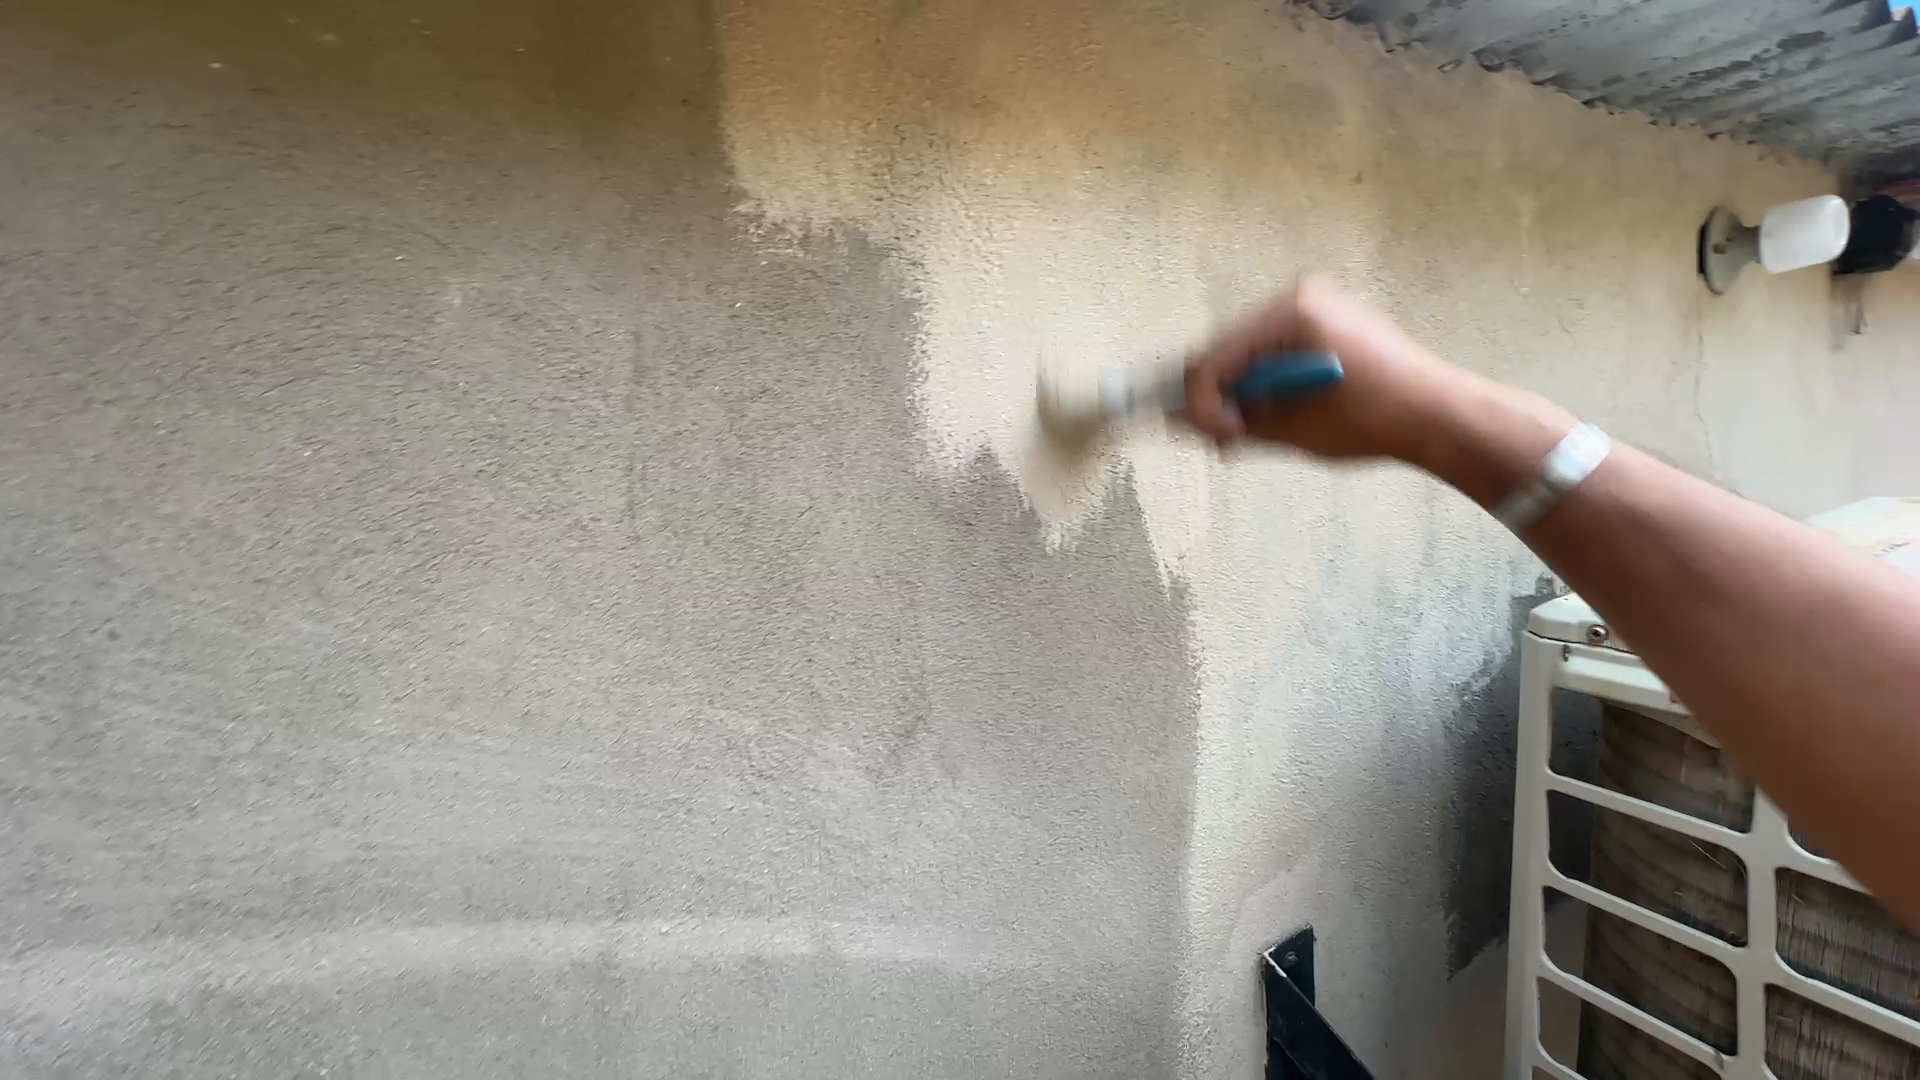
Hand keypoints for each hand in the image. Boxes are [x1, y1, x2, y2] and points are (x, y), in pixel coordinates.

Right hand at [1181, 276, 1460, 461]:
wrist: (1440, 415)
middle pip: (1221, 351)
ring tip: (1242, 432)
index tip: (1215, 439)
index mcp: (1289, 312)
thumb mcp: (1288, 426)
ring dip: (1235, 395)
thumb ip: (1228, 421)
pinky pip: (1266, 353)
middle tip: (1223, 437)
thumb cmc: (1372, 418)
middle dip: (1214, 398)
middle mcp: (1296, 298)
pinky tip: (1263, 414)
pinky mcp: (1319, 323)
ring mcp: (1310, 307)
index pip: (1212, 359)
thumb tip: (1181, 423)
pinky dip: (1258, 385)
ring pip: (1240, 354)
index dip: (1201, 405)